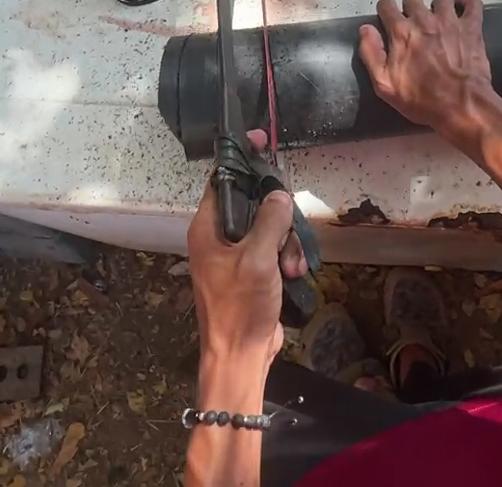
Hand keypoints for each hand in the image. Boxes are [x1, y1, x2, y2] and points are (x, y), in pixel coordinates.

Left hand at [187, 131, 309, 382]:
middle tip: (288, 233)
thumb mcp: (256, 259)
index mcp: (208, 228)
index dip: (241, 159)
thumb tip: (279, 194)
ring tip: (291, 266)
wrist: (241, 359)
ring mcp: (237, 256)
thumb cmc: (239, 308)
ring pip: (270, 227)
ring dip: (287, 243)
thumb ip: (269, 221)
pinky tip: (293, 276)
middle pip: (254, 203)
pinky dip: (287, 259)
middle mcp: (219, 237)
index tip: (260, 141)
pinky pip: (275, 250)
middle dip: (278, 218)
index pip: (221, 179)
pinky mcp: (253, 273)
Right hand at [358, 0, 499, 155]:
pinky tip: (462, 11)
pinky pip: (472, 4)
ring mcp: (451, 21)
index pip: (386, 4)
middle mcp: (424, 19)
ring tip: (439, 22)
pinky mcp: (472, 27)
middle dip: (410, 10)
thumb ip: (371, 53)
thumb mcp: (384, 84)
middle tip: (415, 28)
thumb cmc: (421, 99)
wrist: (461, 106)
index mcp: (401, 31)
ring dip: (437, 7)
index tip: (389, 22)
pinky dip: (467, 3)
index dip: (386, 12)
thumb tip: (366, 29)